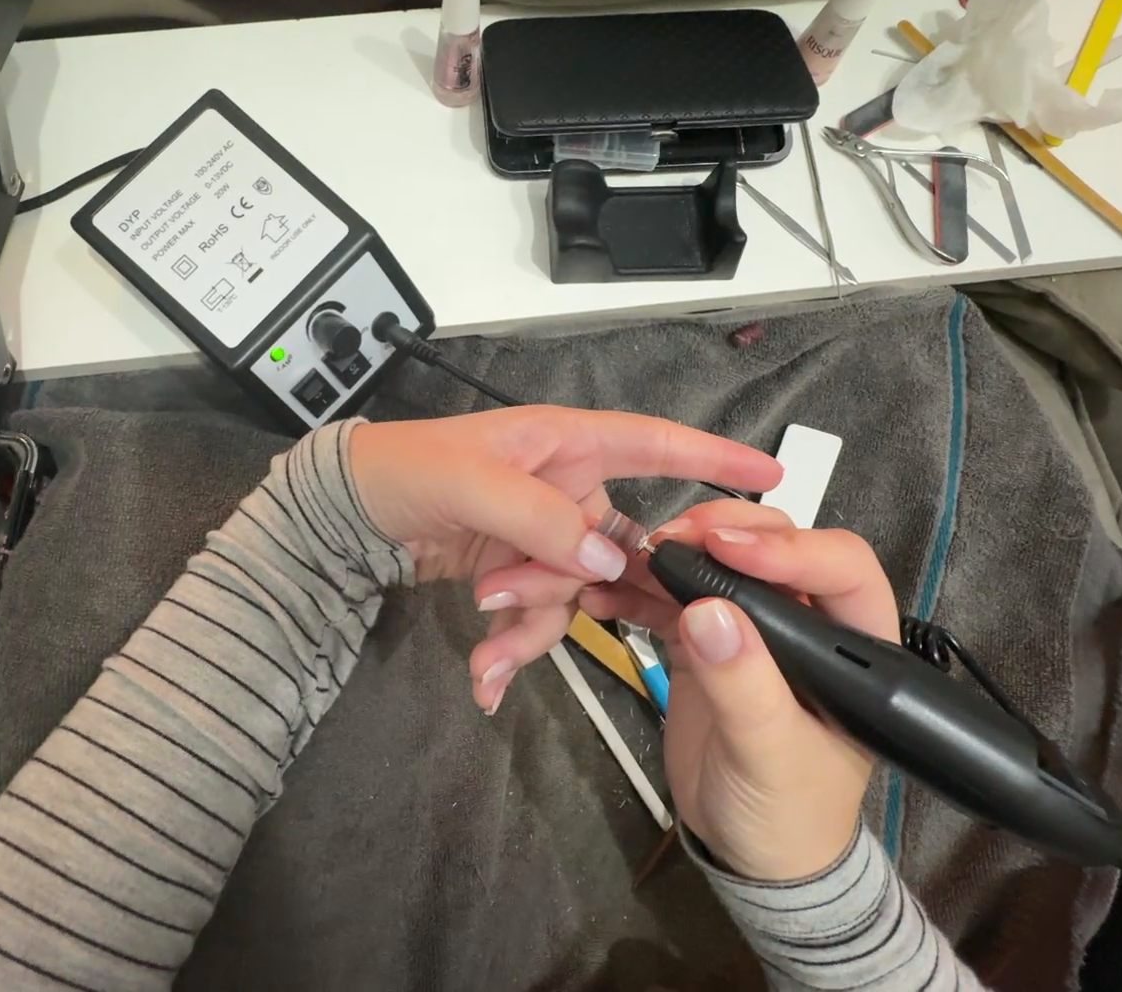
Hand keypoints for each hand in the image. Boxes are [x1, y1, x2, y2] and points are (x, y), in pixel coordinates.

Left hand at [347, 408, 781, 713]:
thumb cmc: (405, 468)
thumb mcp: (468, 481)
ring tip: (484, 652)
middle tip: (508, 597)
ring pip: (576, 595)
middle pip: (614, 549)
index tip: (770, 476)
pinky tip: (484, 676)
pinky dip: (515, 646)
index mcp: (564, 444)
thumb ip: (539, 515)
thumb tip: (606, 559)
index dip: (712, 458)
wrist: (351, 512)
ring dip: (532, 626)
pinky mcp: (520, 571)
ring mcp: (544, 536)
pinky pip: (542, 615)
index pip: (652, 443)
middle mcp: (565, 489)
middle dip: (571, 588)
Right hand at [580, 501, 899, 881]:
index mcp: (851, 645)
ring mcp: (750, 627)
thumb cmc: (786, 811)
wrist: (744, 849)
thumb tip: (706, 611)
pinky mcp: (703, 640)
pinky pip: (670, 599)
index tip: (725, 549)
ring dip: (665, 558)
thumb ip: (745, 685)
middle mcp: (804, 622)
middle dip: (718, 534)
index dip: (789, 548)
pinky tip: (602, 595)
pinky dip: (636, 593)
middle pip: (771, 547)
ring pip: (715, 563)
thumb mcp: (771, 755)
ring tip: (619, 563)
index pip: (840, 568)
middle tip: (666, 541)